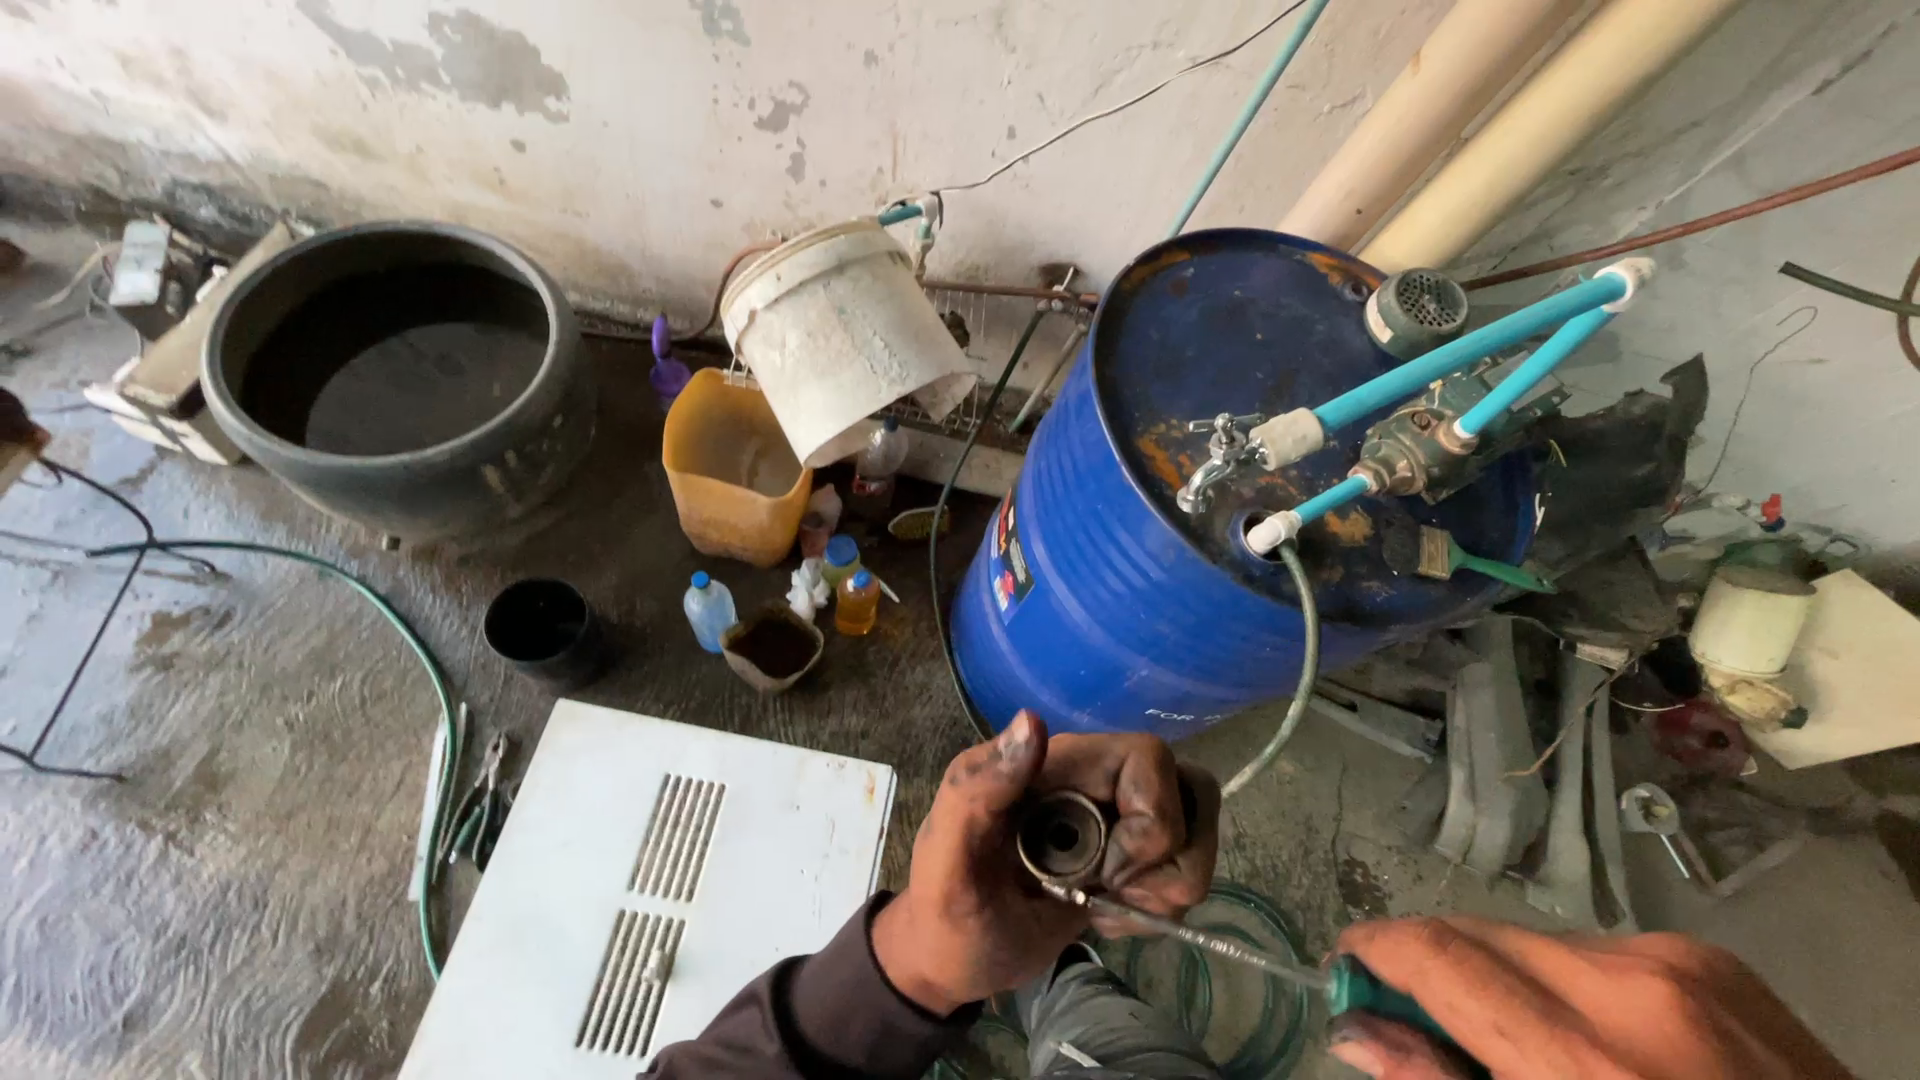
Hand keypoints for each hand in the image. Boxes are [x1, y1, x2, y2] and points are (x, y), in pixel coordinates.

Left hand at [871, 709, 1220, 1014]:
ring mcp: (1120, 824)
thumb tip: (1032, 720)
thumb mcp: (947, 852)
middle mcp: (1099, 784)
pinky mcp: (1131, 865)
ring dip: (1164, 890)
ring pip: (1197, 835)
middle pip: (1192, 792)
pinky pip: (1183, 876)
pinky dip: (1155, 912)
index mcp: (1059, 763)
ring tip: (1104, 907)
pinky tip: (1103, 916)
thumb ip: (981, 787)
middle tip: (1110, 891)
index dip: (1150, 817)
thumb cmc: (944, 906)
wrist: (954, 958)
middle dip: (1168, 861)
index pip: (1149, 756)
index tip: (1106, 871)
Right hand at [1329, 916, 1855, 1079]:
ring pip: (1525, 938)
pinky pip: (1588, 948)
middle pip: (1471, 932)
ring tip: (1519, 1040)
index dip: (1372, 950)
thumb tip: (1355, 1030)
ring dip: (1496, 975)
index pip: (1435, 952)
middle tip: (1413, 1016)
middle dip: (1427, 966)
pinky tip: (1592, 1035)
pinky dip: (1560, 980)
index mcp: (1588, 1063)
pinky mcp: (1714, 959)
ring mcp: (1681, 963)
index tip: (1347, 971)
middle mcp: (1630, 986)